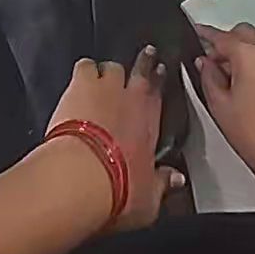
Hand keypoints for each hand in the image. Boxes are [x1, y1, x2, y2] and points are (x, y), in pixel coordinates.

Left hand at [46, 48, 184, 230]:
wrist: (83, 174)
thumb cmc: (116, 189)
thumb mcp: (147, 199)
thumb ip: (161, 185)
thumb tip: (174, 180)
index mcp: (150, 125)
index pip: (159, 96)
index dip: (160, 82)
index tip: (161, 73)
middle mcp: (132, 100)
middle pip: (142, 71)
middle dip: (145, 62)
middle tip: (147, 54)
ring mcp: (106, 88)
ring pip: (113, 65)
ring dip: (109, 70)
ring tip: (104, 72)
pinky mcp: (80, 84)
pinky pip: (85, 66)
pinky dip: (84, 70)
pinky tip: (80, 75)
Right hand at [195, 23, 254, 200]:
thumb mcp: (218, 104)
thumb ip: (208, 76)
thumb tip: (204, 64)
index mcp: (250, 56)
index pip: (222, 35)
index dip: (204, 33)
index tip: (196, 31)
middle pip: (242, 34)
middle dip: (224, 41)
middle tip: (207, 58)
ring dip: (238, 54)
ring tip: (221, 78)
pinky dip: (251, 66)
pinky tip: (238, 88)